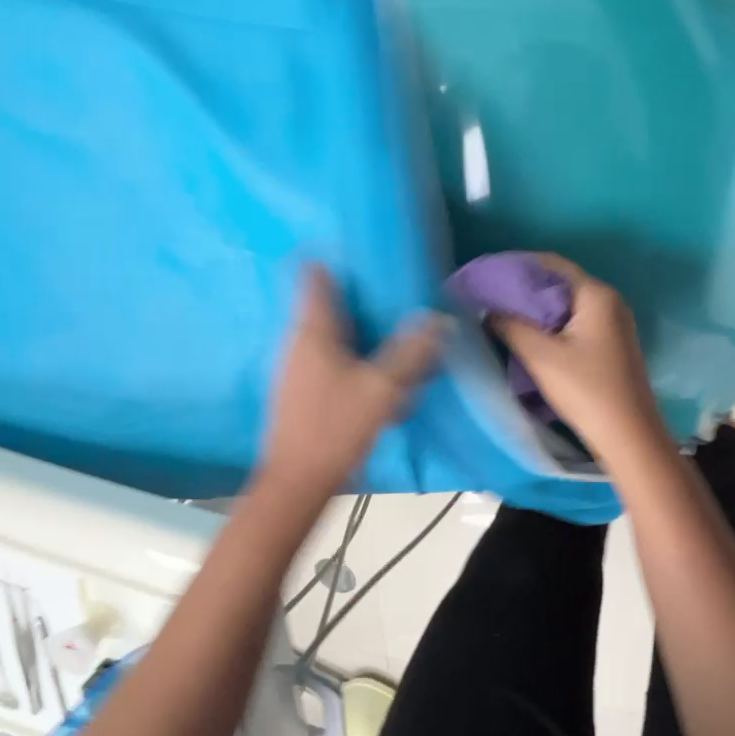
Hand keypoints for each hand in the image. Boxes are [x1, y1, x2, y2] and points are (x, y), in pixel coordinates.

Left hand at [260, 265, 443, 492]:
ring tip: (395, 335)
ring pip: (331, 337)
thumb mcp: (383, 389)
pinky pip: (330, 362)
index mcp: (313, 330)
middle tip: (394, 294)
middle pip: (327, 306)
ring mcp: (295, 368)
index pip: (316, 276)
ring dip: (360, 333)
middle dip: (360, 299)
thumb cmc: (336, 427)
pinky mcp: (300, 392)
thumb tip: (439, 319)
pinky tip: (378, 378)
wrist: (297, 482)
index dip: (337, 259)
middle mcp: (298, 342)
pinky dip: (353, 360)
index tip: (366, 253)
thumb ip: (412, 352)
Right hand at [489, 254, 668, 462]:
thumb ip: (510, 326)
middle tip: (487, 298)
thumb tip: (486, 309)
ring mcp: (614, 324)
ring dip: (536, 310)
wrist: (628, 437)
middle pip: (559, 283)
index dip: (515, 266)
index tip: (485, 276)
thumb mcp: (540, 356)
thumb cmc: (586, 391)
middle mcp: (610, 302)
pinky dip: (551, 325)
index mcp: (596, 295)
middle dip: (523, 289)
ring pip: (566, 305)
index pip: (550, 263)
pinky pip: (575, 323)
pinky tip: (528, 337)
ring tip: (501, 317)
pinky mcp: (611, 346)